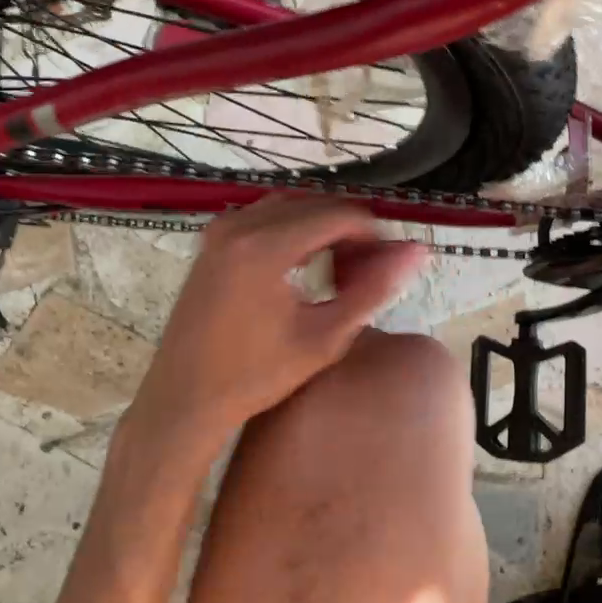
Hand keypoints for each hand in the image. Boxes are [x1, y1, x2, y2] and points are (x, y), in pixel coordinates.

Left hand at [141, 196, 427, 429]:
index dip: (373, 234)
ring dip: (322, 226)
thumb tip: (417, 251)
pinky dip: (294, 229)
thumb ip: (374, 289)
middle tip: (367, 270)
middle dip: (349, 229)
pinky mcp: (212, 240)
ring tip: (340, 269)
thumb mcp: (325, 337)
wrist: (184, 399)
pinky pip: (266, 215)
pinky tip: (306, 265)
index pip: (339, 214)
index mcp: (265, 246)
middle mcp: (240, 225)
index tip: (387, 263)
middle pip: (316, 203)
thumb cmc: (256, 377)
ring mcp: (221, 229)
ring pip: (291, 206)